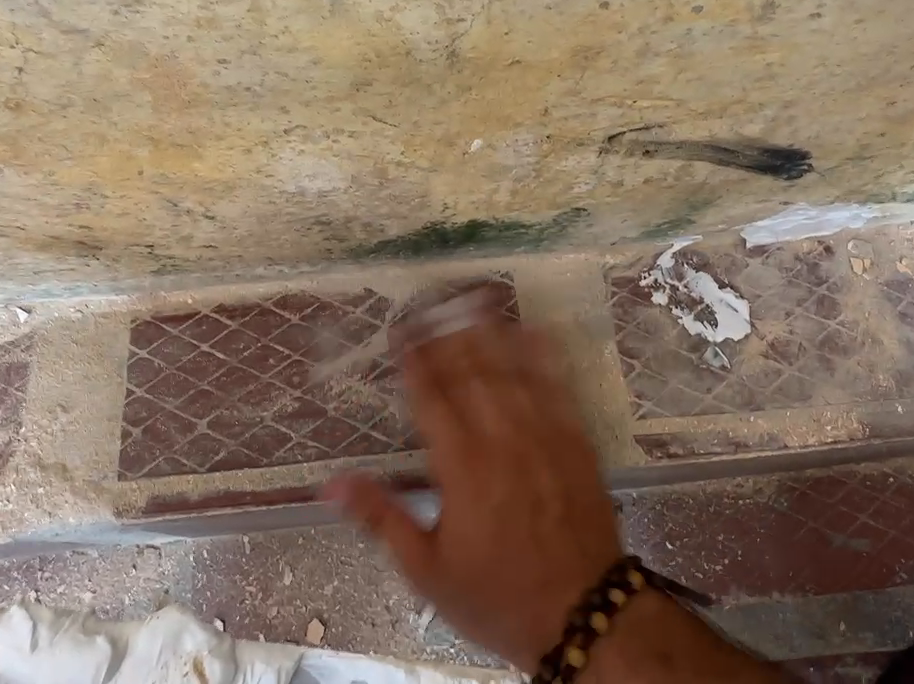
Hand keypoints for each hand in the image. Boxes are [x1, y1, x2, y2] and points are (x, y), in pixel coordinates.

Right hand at [322, 284, 622, 669]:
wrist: (584, 613)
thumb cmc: (497, 595)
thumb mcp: (426, 568)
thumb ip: (380, 517)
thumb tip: (329, 483)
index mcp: (461, 466)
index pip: (430, 397)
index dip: (413, 359)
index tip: (400, 329)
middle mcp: (502, 438)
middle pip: (470, 371)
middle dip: (446, 334)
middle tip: (430, 304)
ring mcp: (544, 434)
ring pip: (513, 370)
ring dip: (490, 332)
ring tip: (473, 299)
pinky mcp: (577, 440)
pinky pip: (559, 386)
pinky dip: (545, 353)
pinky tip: (535, 328)